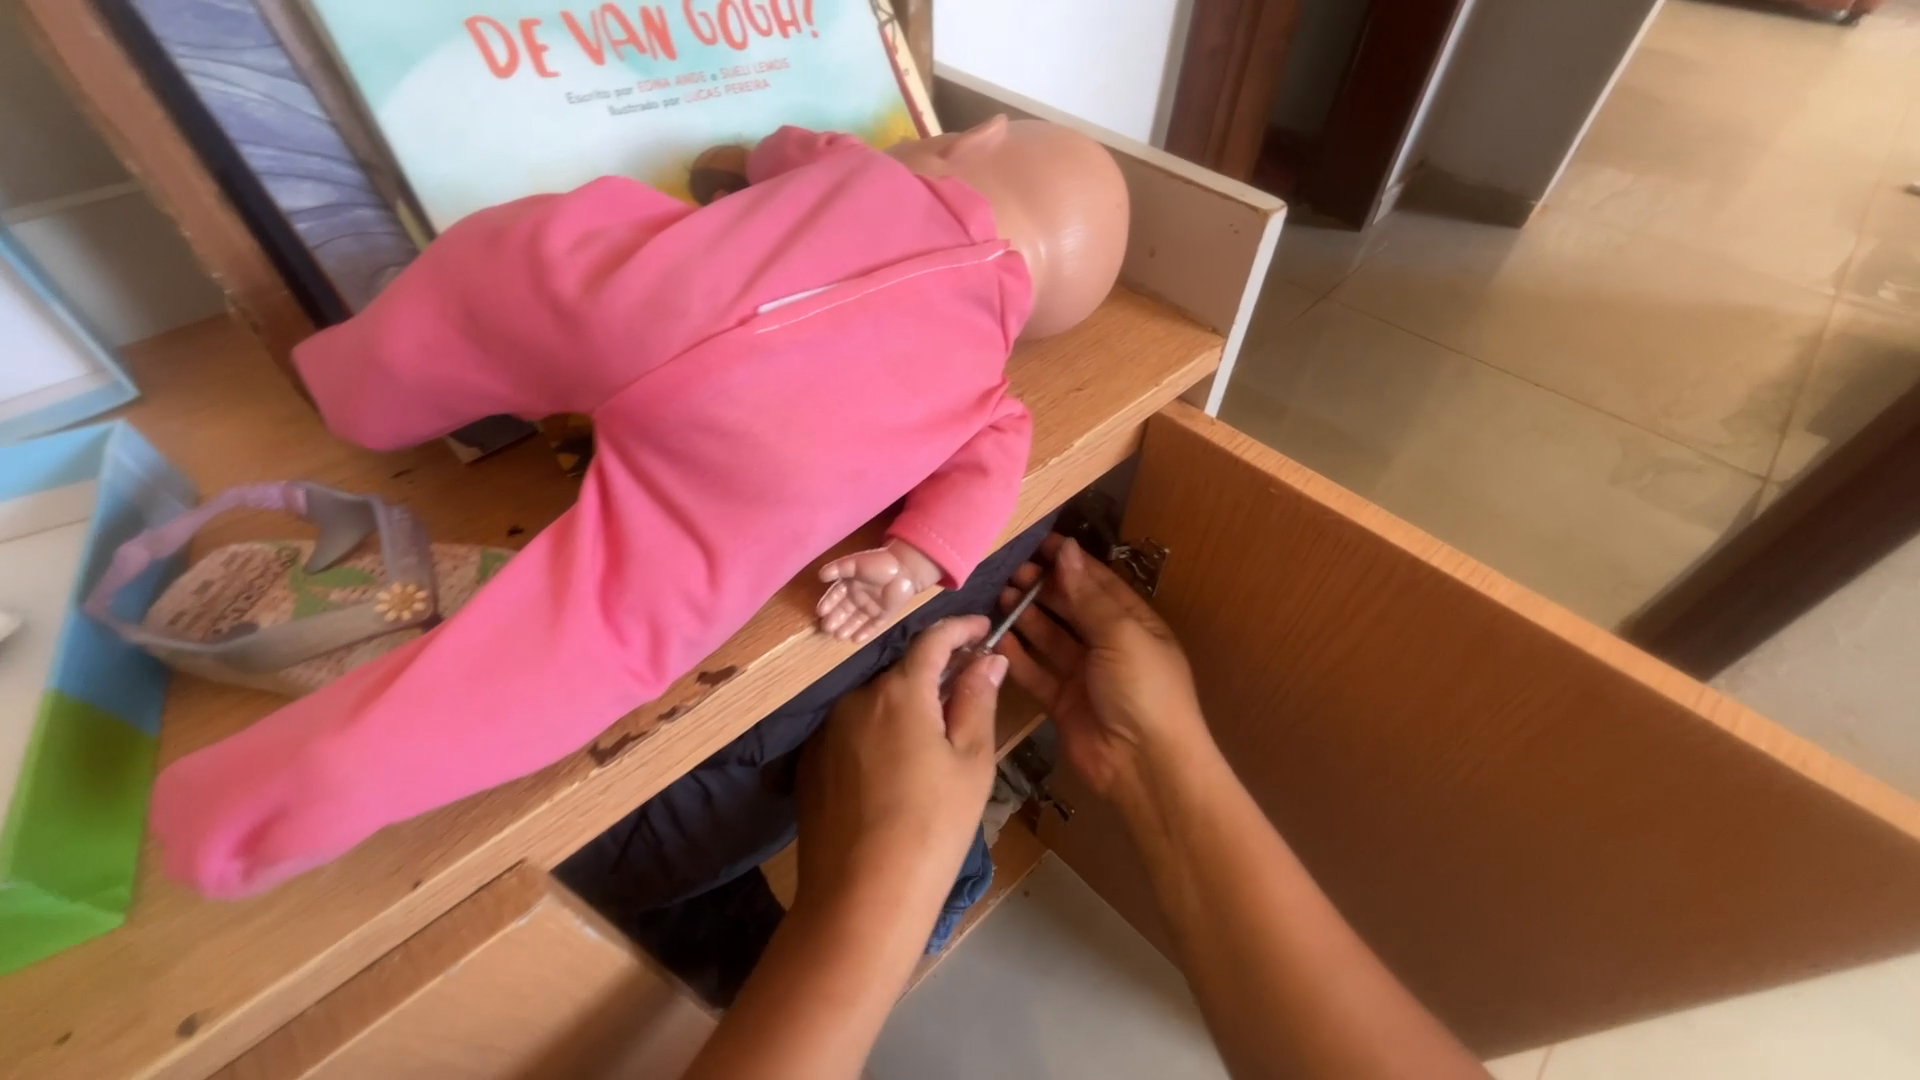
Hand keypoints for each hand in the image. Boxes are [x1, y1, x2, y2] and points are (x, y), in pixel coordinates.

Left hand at [795, 616, 1004, 909]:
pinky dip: (879, 732)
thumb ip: (978, 699)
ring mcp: (827, 731)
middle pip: (902, 671)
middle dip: (935, 674)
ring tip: (934, 741)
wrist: (861, 899)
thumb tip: (987, 657)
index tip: (982, 628)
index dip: (960, 628)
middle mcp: (855, 699)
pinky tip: (896, 770)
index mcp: (898, 691)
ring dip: (906, 706)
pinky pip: (853, 731)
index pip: (932, 639)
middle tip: (967, 693)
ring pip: (876, 702)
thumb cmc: (933, 826)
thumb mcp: (971, 761)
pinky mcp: (811, 763)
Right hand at [816, 540, 942, 642]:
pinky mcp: (884, 615)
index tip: (820, 612)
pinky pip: (873, 626)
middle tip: (826, 628)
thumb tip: (820, 575)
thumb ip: (838, 568)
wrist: (905, 568)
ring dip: (847, 628)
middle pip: (844, 610)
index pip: (836, 595)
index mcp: (850, 583)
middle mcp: (859, 597)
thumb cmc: (878, 563)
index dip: (828, 603)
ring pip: (856, 620)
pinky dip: (865, 633)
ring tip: (838, 636)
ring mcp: (872, 607)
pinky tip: (856, 640)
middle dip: (835, 619)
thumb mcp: (855, 563)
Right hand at [996, 536, 1212, 801]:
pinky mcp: (1063, 703)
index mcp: (1135, 624)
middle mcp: (1110, 646)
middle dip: (1044, 589)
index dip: (1072, 564)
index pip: (1099, 584)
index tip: (1041, 544)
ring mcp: (1085, 676)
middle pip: (1072, 609)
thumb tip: (1068, 550)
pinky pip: (1037, 673)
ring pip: (1050, 639)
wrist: (1146, 766)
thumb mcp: (1121, 634)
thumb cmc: (1144, 689)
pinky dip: (1019, 656)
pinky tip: (998, 638)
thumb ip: (1088, 595)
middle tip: (1011, 570)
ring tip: (1000, 596)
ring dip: (1028, 618)